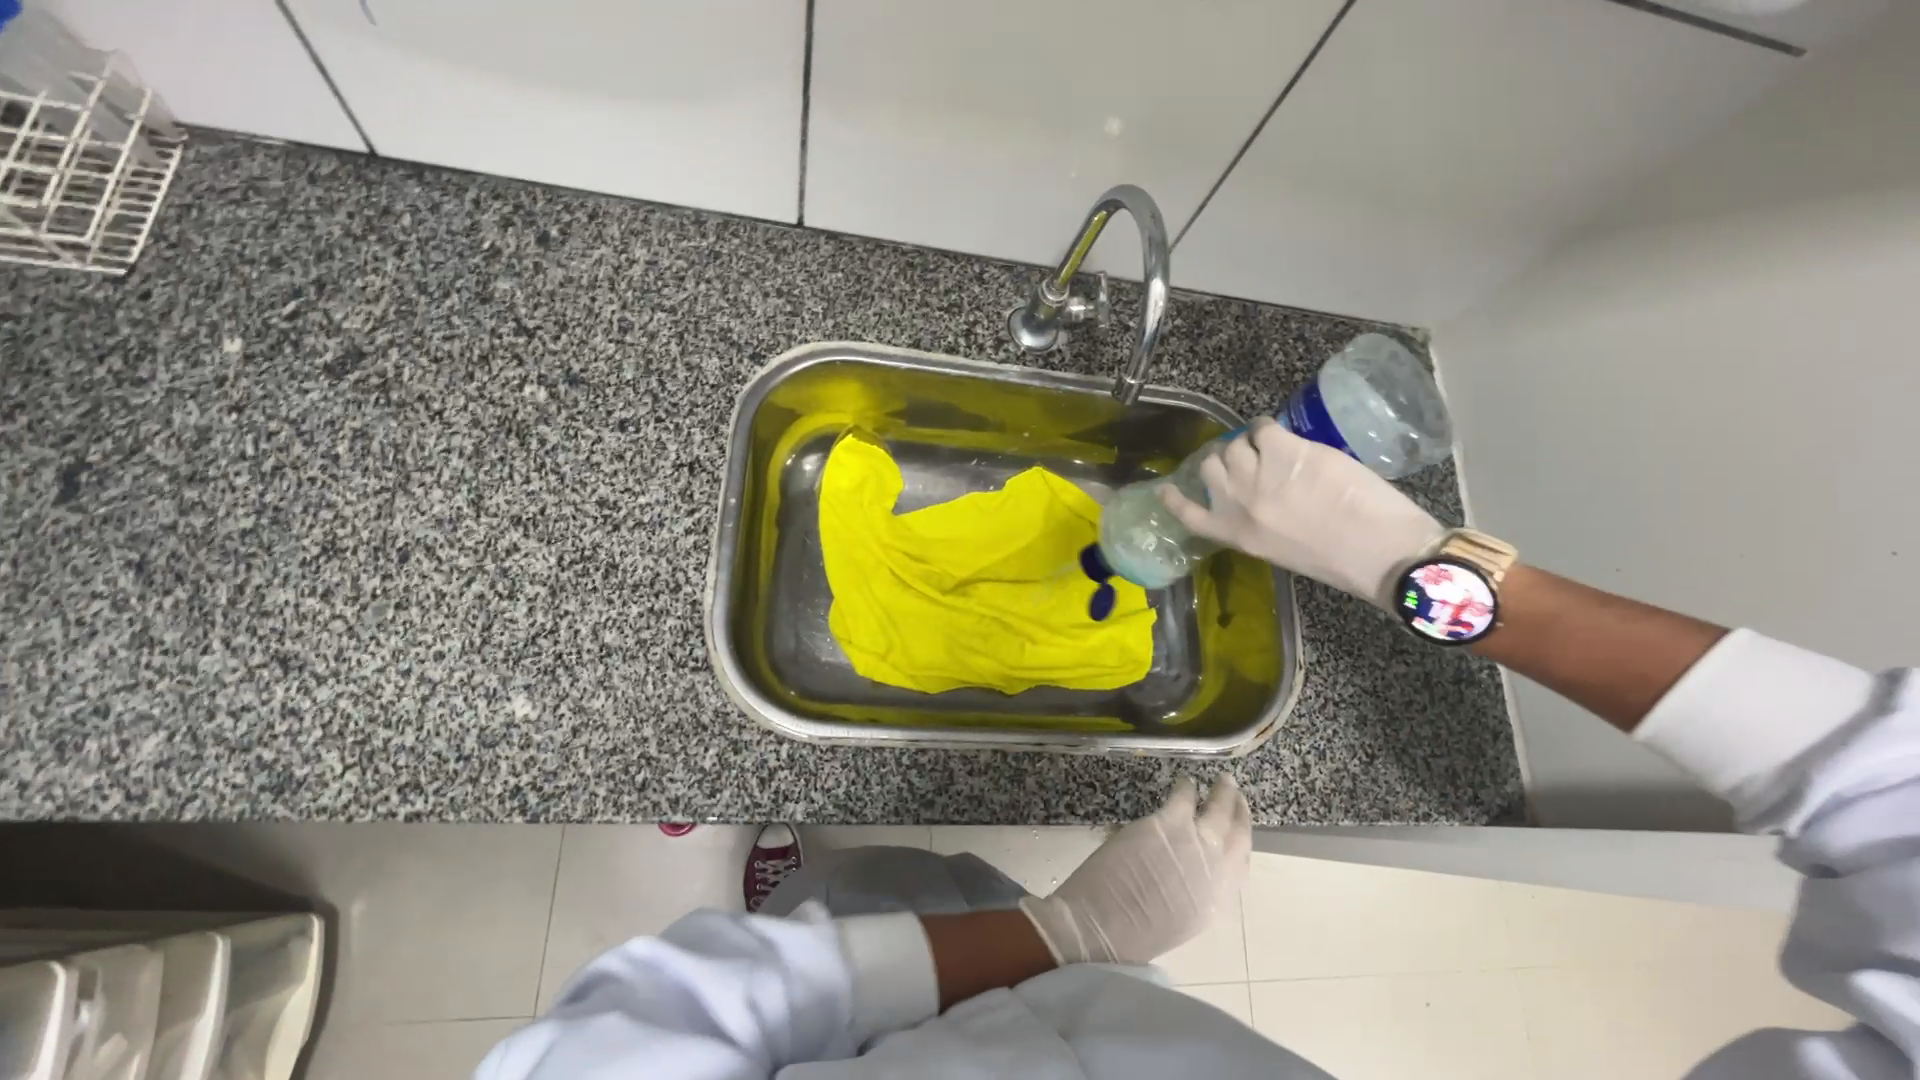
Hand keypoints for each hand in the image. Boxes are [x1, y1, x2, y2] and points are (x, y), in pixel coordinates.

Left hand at [1018, 775, 1250, 965]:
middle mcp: (1214, 871)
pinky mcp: (1169, 824)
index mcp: (1215, 902)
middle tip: (1238, 796)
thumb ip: (1194, 893)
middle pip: (1237, 834)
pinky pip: (1184, 798)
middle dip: (1240, 813)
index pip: (1240, 865)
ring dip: (1223, 793)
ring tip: (1223, 780)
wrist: (1103, 926)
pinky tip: (1185, 782)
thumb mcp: (1179, 921)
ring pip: (1219, 810)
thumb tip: (1191, 872)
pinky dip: (1186, 787)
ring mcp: (1195, 844)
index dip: (1241, 843)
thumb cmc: (1131, 933)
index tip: (1240, 828)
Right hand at [1161, 418, 1445, 608]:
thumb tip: (1255, 497)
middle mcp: (1238, 504)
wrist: (1379, 549)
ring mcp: (1259, 475)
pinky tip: (1284, 436)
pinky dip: (1270, 429)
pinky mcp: (1286, 451)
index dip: (1174, 499)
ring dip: (1252, 444)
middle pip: (1210, 468)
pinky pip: (1264, 427)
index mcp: (1236, 536)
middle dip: (1226, 461)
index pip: (1190, 514)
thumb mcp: (1280, 551)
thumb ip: (1256, 525)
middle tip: (1249, 461)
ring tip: (1275, 449)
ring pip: (1236, 444)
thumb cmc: (1338, 561)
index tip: (1165, 488)